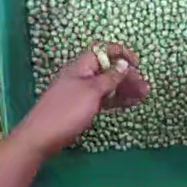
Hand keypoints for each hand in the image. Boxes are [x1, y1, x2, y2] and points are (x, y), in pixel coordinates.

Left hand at [12, 44, 149, 157]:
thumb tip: (123, 64)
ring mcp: (81, 91)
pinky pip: (103, 98)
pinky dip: (116, 99)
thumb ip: (109, 77)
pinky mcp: (81, 106)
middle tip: (145, 89)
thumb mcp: (91, 92)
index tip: (137, 64)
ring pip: (107, 85)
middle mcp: (82, 75)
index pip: (104, 50)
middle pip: (108, 69)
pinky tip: (129, 104)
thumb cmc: (67, 111)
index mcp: (81, 66)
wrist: (41, 137)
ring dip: (125, 89)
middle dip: (128, 75)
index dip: (121, 54)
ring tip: (143, 97)